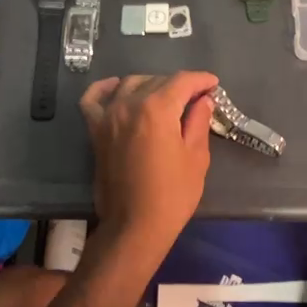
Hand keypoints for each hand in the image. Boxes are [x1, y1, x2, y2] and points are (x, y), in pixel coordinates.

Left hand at [79, 72, 218, 250]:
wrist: (134, 226)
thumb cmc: (172, 195)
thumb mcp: (196, 158)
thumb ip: (198, 122)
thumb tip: (202, 100)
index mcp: (157, 109)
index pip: (182, 82)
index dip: (201, 80)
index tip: (213, 85)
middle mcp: (128, 105)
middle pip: (156, 81)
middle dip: (178, 85)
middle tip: (195, 99)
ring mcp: (108, 117)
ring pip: (128, 85)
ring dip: (149, 85)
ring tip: (164, 98)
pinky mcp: (95, 131)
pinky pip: (93, 100)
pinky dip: (105, 89)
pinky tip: (116, 88)